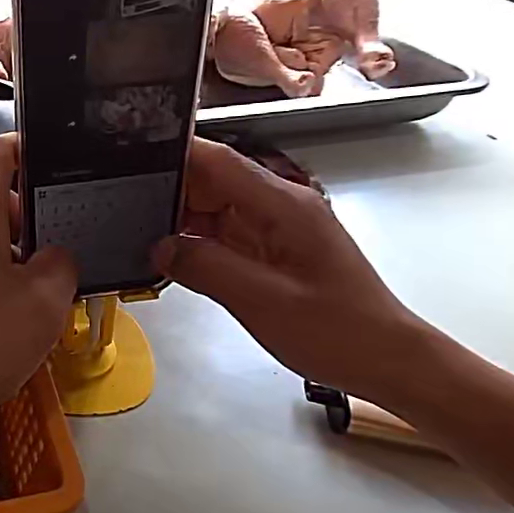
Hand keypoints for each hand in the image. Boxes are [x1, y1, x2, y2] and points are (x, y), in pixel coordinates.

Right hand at [152, 139, 450, 409]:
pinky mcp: (269, 250)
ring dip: (179, 223)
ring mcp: (274, 229)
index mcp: (283, 206)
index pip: (219, 161)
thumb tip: (160, 248)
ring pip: (212, 209)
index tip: (134, 157)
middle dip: (169, 194)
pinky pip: (221, 235)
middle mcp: (279, 208)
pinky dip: (195, 245)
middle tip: (130, 215)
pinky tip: (175, 261)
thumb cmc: (341, 331)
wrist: (384, 359)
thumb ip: (205, 268)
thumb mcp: (263, 301)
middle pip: (210, 182)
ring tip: (145, 240)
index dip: (175, 153)